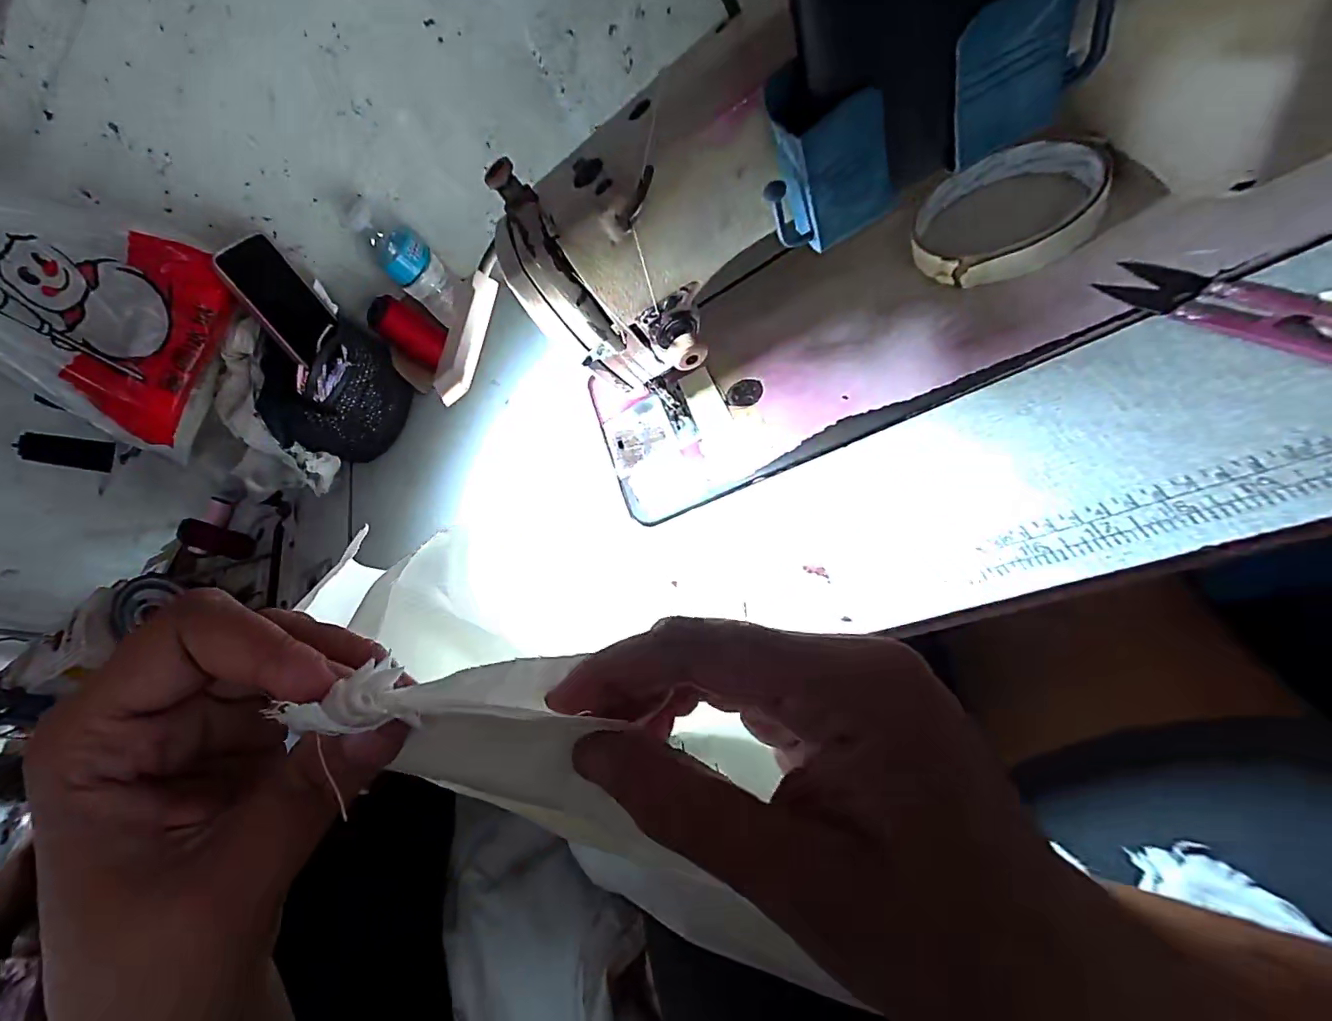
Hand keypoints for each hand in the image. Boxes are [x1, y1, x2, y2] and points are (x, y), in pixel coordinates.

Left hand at [24, 590, 406, 1019]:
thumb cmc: (150, 986)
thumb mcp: (223, 891)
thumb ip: (304, 796)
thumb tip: (387, 721)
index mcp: (92, 736)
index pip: (176, 640)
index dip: (255, 643)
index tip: (325, 680)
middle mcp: (135, 715)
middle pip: (225, 640)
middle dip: (303, 651)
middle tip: (376, 675)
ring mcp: (184, 729)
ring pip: (261, 662)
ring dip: (326, 669)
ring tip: (384, 688)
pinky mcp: (225, 750)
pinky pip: (284, 704)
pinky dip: (329, 704)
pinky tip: (365, 717)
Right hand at [548, 618, 1228, 1020]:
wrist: (1057, 974)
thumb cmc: (941, 942)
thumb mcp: (797, 885)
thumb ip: (681, 808)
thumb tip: (587, 749)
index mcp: (851, 686)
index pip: (701, 646)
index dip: (617, 667)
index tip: (559, 705)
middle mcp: (851, 657)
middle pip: (707, 640)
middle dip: (630, 676)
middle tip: (576, 724)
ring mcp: (852, 671)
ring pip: (719, 652)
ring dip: (655, 686)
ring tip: (612, 732)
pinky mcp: (846, 693)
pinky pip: (745, 676)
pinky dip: (690, 698)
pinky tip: (664, 729)